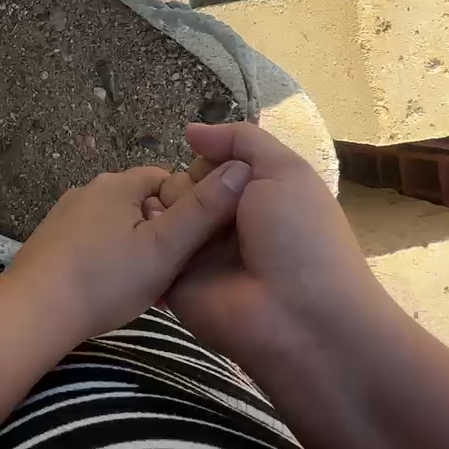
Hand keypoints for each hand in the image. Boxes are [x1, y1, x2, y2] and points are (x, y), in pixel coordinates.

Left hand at [4, 161, 248, 342]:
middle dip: (162, 233)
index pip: (166, 178)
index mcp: (116, 184)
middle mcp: (88, 190)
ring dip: (138, 250)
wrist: (36, 309)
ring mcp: (65, 214)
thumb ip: (203, 211)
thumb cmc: (106, 279)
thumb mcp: (164, 248)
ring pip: (119, 225)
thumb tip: (241, 168)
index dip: (188, 207)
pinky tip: (114, 289)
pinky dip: (112, 259)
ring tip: (147, 287)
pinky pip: (95, 241)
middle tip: (173, 273)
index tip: (194, 245)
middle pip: (142, 203)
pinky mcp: (52, 238)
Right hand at [158, 122, 386, 358]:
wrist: (298, 317)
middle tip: (209, 204)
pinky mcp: (170, 275)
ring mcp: (195, 249)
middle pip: (181, 182)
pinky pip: (147, 241)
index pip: (209, 163)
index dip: (211, 162)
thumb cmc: (301, 238)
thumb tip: (190, 131)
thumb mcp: (286, 172)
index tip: (225, 175)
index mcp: (252, 197)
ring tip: (183, 223)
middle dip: (189, 186)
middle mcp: (222, 221)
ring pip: (160, 207)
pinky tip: (159, 234)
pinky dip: (149, 232)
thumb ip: (241, 140)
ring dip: (169, 207)